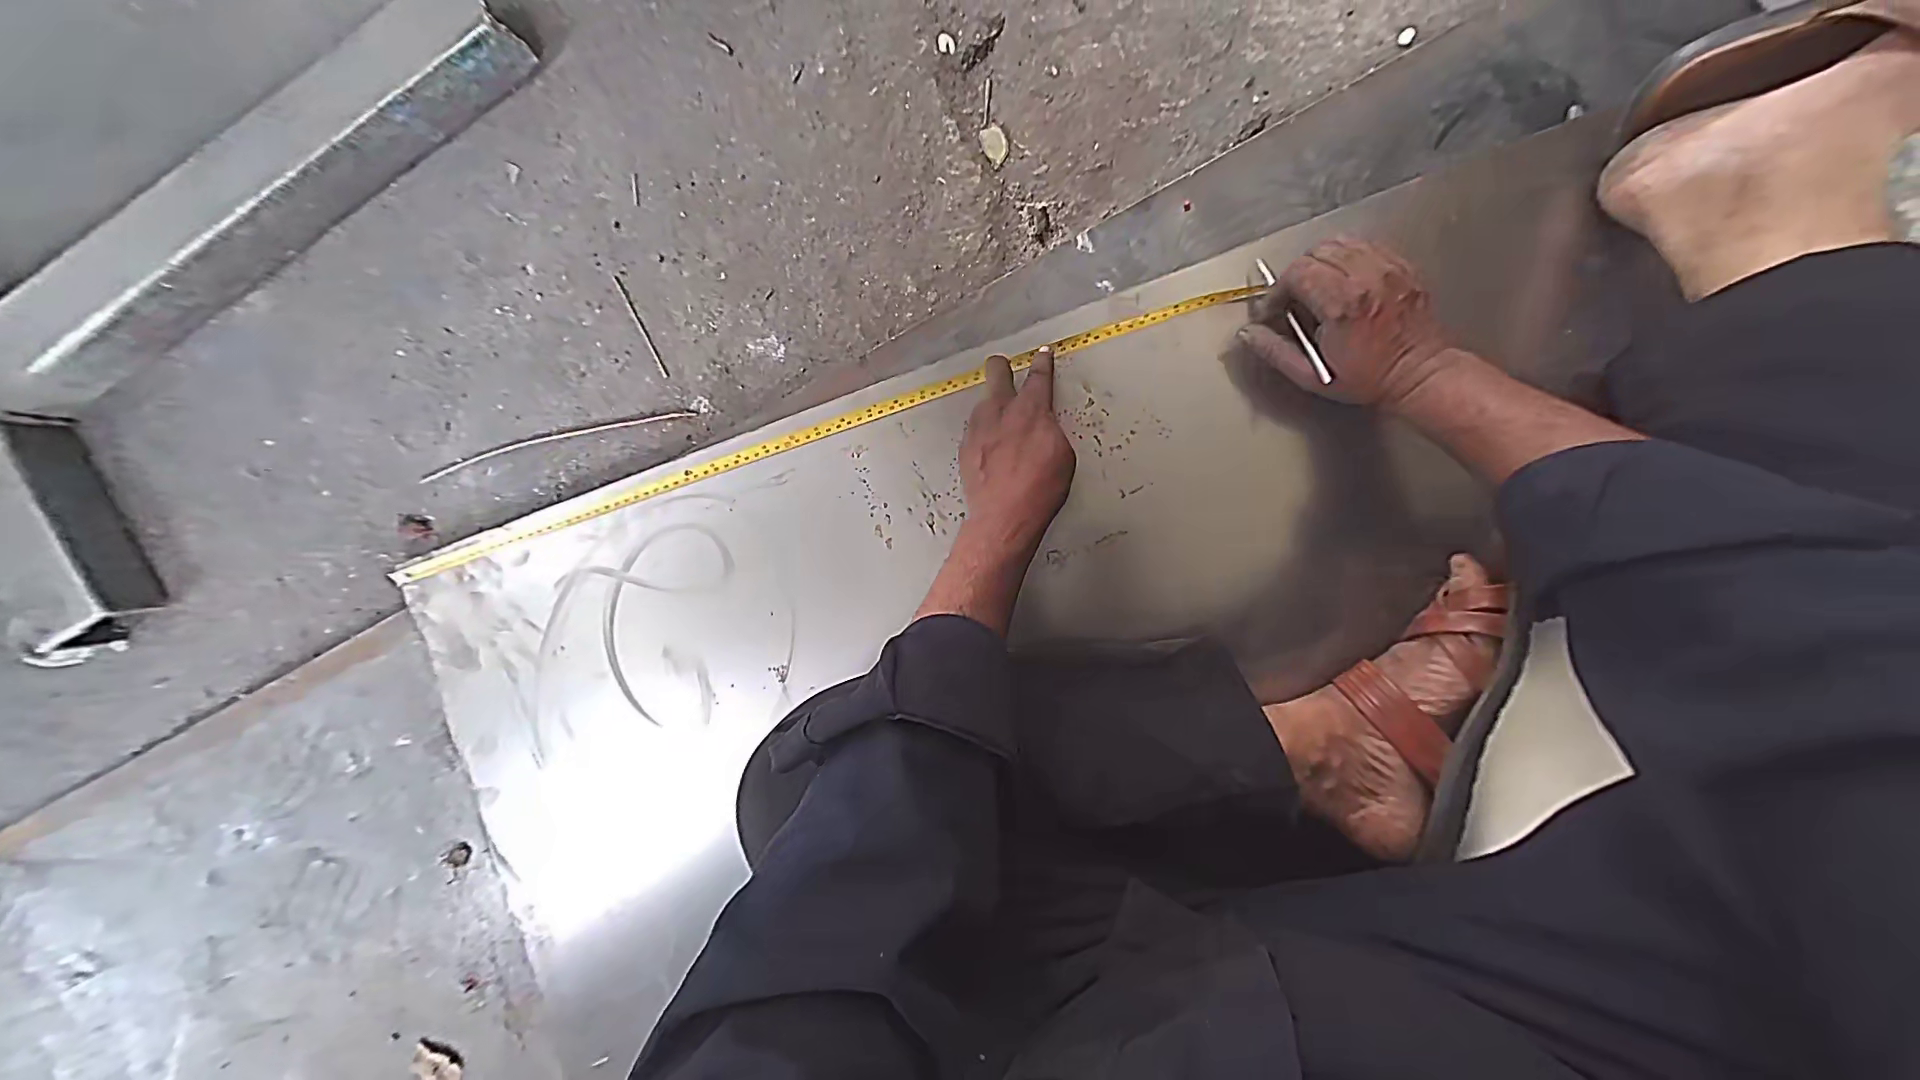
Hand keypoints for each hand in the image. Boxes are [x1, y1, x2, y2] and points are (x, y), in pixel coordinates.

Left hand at [959, 347, 1075, 547]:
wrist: (1003, 516)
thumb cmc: (1038, 490)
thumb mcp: (1063, 455)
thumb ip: (1051, 430)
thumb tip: (1046, 427)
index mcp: (1031, 410)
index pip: (1038, 376)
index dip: (1042, 363)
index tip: (1042, 355)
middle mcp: (1000, 412)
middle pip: (997, 371)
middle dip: (1003, 367)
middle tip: (1007, 370)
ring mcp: (978, 428)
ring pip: (983, 402)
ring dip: (993, 406)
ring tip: (1002, 420)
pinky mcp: (965, 448)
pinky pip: (975, 429)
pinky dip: (984, 433)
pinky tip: (991, 446)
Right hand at [1237, 237, 1459, 407]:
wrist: (1417, 374)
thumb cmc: (1367, 378)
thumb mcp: (1310, 374)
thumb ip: (1274, 351)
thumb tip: (1249, 334)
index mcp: (1343, 305)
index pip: (1297, 273)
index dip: (1277, 292)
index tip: (1273, 311)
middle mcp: (1367, 279)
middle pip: (1316, 252)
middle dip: (1296, 275)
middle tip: (1293, 301)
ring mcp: (1388, 269)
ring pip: (1340, 243)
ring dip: (1320, 263)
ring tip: (1317, 290)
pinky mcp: (1401, 267)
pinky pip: (1365, 246)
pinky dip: (1346, 259)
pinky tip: (1342, 283)